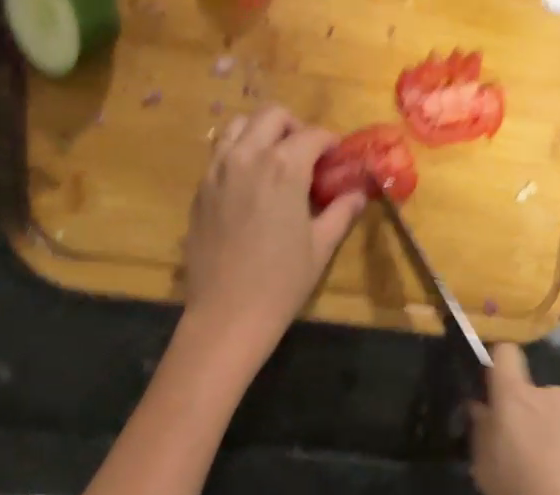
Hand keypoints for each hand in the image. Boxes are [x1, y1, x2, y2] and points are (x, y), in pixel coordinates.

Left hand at [181, 105, 366, 356]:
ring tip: (275, 162)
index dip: (330, 143)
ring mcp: (217, 170)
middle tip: (308, 157)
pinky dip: (239, 154)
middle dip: (294, 128)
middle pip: (272, 116)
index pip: (312, 135)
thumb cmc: (282, 283)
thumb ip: (341, 213)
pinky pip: (220, 153)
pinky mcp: (201, 188)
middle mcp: (247, 156)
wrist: (228, 312)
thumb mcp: (320, 248)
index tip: (338, 159)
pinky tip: (251, 186)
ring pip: (239, 126)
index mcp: (283, 168)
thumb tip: (359, 193)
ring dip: (262, 133)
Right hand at [470, 344, 559, 494]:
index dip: (495, 364)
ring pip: (553, 415)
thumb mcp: (487, 474)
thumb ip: (481, 434)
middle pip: (529, 393)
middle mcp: (551, 396)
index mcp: (516, 398)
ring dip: (545, 434)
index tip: (489, 389)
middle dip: (520, 415)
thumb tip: (482, 410)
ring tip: (544, 475)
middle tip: (514, 454)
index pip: (505, 354)